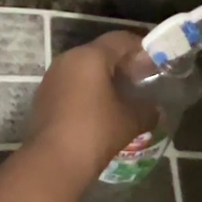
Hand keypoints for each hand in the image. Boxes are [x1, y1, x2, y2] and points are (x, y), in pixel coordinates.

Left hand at [26, 31, 155, 176]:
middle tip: (139, 78)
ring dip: (102, 76)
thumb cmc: (95, 132)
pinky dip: (86, 88)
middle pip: (100, 51)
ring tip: (120, 94)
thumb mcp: (129, 120)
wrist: (53, 161)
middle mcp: (69, 59)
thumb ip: (147, 110)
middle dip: (121, 62)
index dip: (140, 48)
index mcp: (91, 56)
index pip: (120, 40)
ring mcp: (53, 76)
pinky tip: (98, 108)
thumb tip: (157, 110)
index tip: (154, 62)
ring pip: (83, 67)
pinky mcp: (44, 94)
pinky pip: (70, 82)